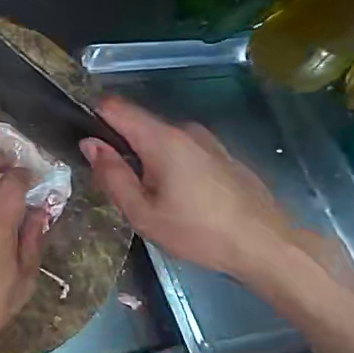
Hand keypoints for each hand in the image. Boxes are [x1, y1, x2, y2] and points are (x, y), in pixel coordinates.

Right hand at [80, 94, 319, 283]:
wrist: (268, 246)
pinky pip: (181, 150)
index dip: (93, 117)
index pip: (115, 106)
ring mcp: (207, 140)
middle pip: (137, 125)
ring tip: (148, 197)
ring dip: (145, 160)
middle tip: (117, 186)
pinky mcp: (221, 154)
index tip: (85, 143)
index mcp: (162, 139)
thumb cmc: (198, 231)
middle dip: (119, 147)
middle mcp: (185, 130)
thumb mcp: (142, 212)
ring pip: (159, 140)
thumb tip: (90, 144)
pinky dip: (168, 165)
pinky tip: (177, 198)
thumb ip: (111, 175)